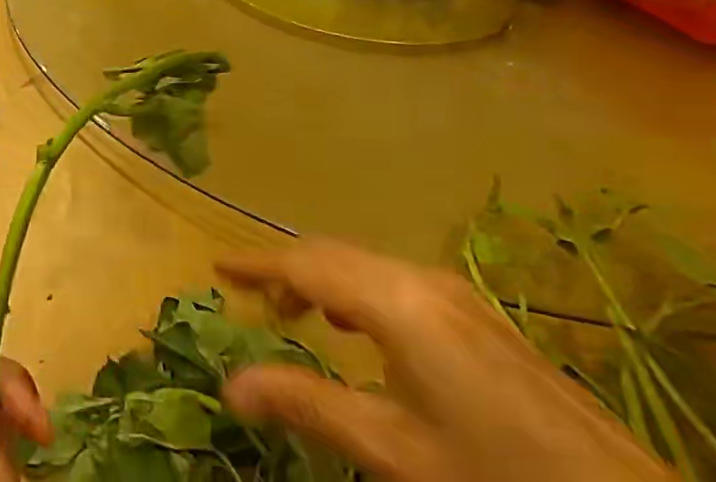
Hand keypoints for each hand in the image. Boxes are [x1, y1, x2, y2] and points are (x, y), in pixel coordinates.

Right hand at [217, 239, 676, 481]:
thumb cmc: (497, 476)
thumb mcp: (394, 451)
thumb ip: (307, 406)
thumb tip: (230, 387)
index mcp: (397, 303)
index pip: (305, 266)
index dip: (256, 265)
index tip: (217, 268)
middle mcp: (424, 283)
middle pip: (333, 256)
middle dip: (285, 270)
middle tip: (249, 297)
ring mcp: (459, 297)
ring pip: (364, 266)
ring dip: (321, 279)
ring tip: (294, 314)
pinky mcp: (481, 319)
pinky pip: (395, 282)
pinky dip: (356, 291)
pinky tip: (359, 328)